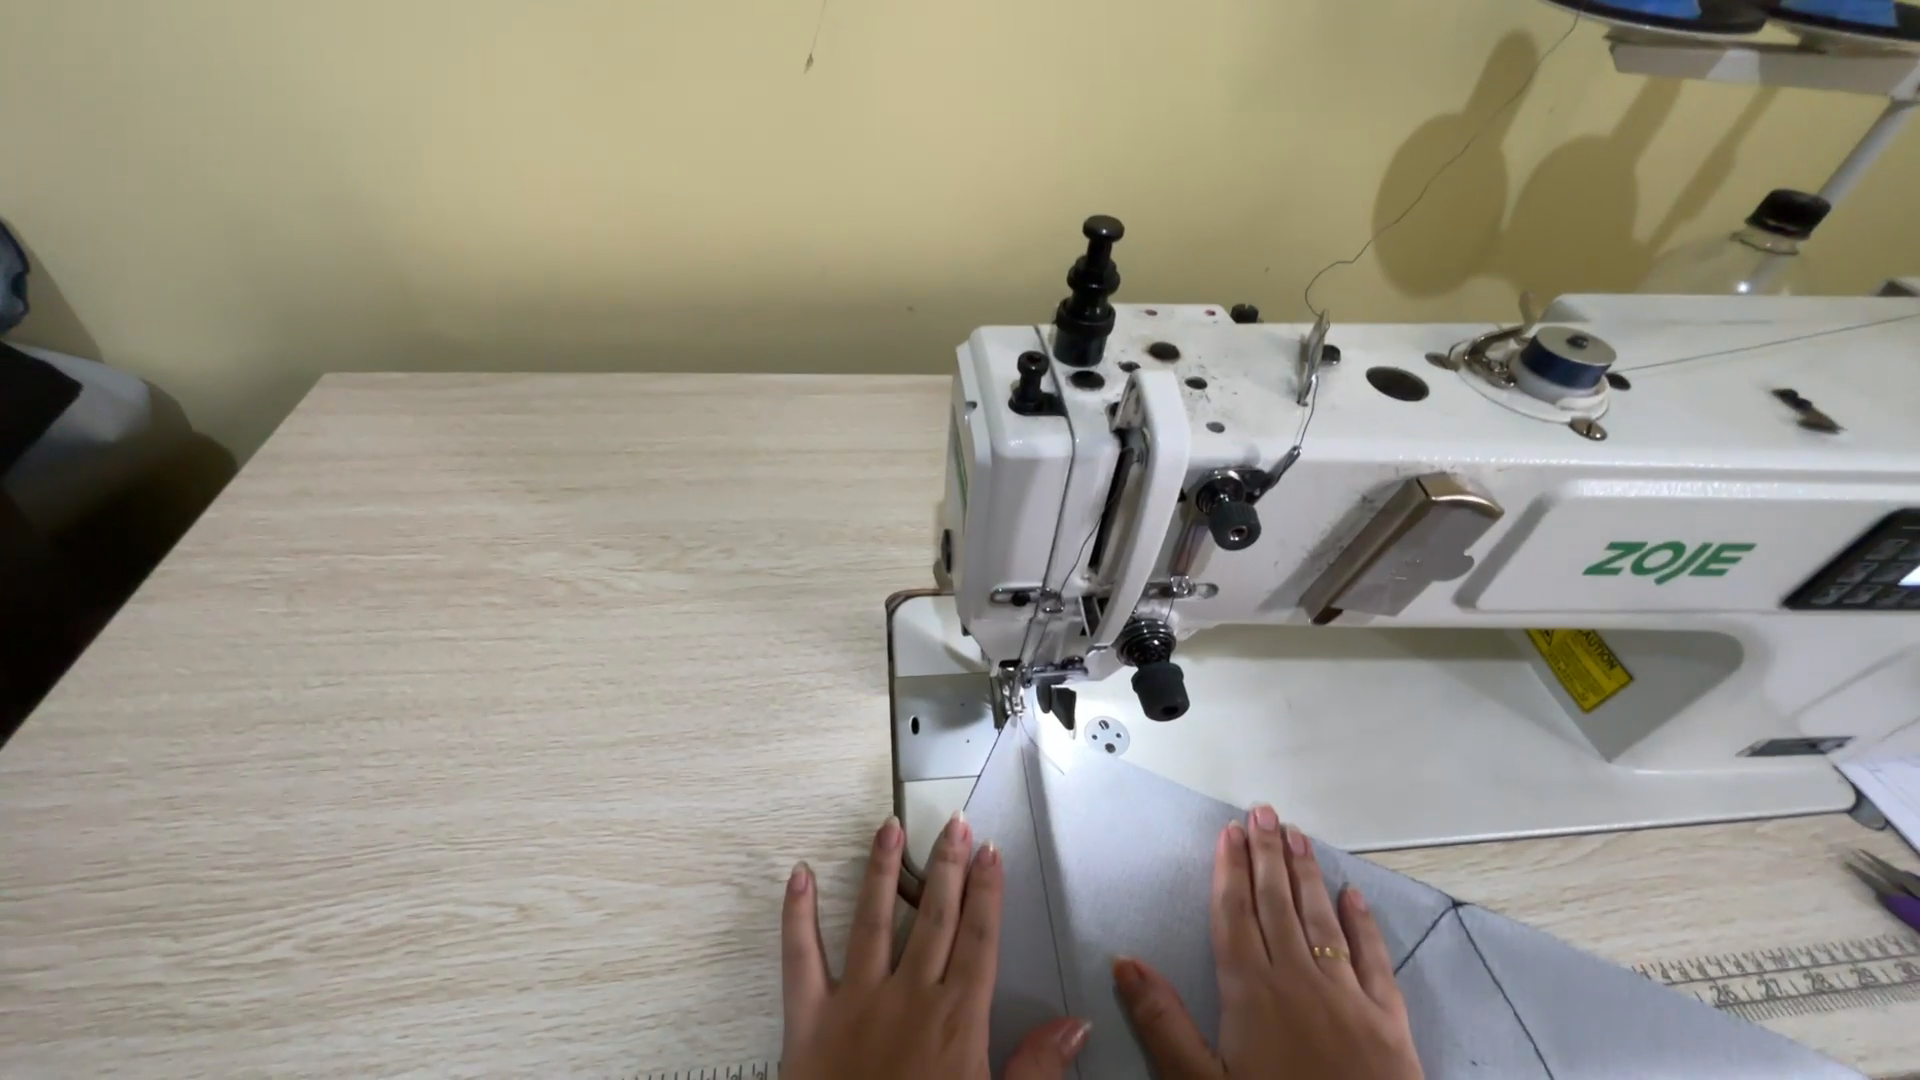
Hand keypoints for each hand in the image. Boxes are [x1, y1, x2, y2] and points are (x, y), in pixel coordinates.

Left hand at [781, 813, 1092, 1079]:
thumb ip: (1037, 1069)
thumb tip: (1077, 1024)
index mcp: (956, 1020)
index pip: (979, 939)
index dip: (987, 892)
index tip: (991, 851)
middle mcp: (909, 998)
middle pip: (935, 917)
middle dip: (947, 865)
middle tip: (954, 823)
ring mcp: (856, 1003)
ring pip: (873, 920)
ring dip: (883, 870)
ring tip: (889, 827)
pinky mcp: (809, 1020)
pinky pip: (800, 959)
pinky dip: (797, 915)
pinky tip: (799, 874)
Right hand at [1113, 806, 1422, 1078]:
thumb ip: (1163, 1022)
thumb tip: (1124, 961)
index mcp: (1250, 991)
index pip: (1234, 912)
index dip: (1229, 868)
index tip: (1228, 832)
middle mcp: (1298, 979)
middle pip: (1276, 903)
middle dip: (1267, 854)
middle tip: (1263, 812)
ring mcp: (1347, 997)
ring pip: (1322, 919)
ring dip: (1307, 874)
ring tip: (1298, 835)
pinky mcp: (1389, 1022)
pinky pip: (1375, 960)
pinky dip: (1364, 925)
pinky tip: (1355, 896)